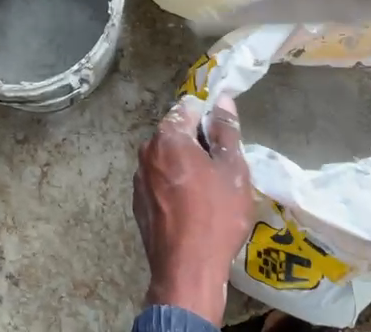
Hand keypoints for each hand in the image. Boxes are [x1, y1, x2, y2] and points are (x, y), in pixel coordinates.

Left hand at [133, 95, 254, 325]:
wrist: (186, 269)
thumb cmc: (215, 215)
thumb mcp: (232, 171)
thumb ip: (226, 131)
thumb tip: (222, 99)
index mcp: (168, 136)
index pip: (188, 108)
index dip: (209, 117)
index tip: (225, 136)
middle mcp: (147, 149)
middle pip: (176, 133)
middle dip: (197, 143)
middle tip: (222, 168)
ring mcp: (139, 176)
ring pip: (166, 159)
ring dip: (185, 166)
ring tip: (209, 191)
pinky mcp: (138, 201)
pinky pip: (159, 182)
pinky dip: (174, 186)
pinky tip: (191, 208)